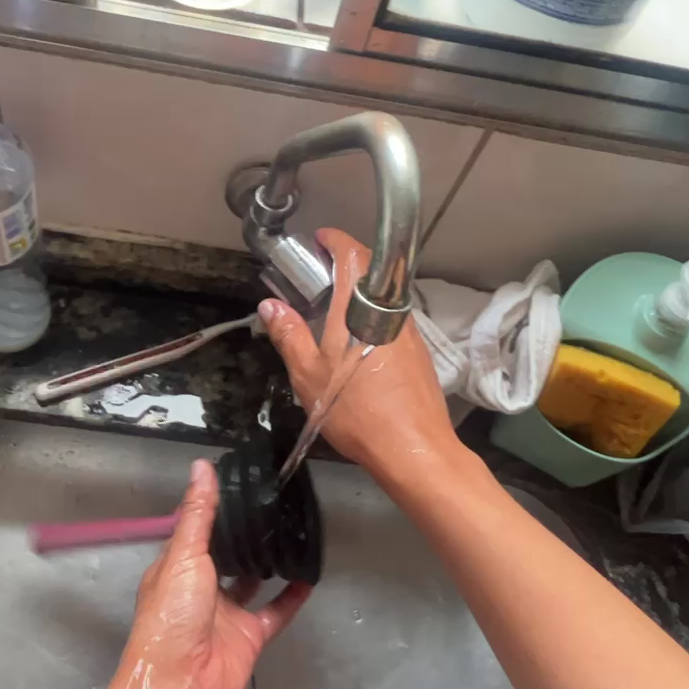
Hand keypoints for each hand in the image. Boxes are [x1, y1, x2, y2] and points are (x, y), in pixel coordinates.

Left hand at [124, 458, 310, 688]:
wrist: (181, 685)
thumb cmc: (172, 614)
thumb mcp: (184, 555)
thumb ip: (198, 512)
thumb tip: (201, 465)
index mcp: (176, 567)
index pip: (196, 529)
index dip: (213, 508)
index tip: (239, 483)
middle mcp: (200, 587)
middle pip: (224, 554)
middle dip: (242, 534)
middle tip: (271, 503)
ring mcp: (226, 612)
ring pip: (251, 580)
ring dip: (266, 561)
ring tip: (289, 531)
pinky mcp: (249, 635)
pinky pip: (275, 611)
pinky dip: (291, 596)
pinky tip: (308, 576)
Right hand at [260, 228, 458, 475]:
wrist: (412, 448)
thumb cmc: (356, 411)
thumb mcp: (308, 374)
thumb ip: (289, 334)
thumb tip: (271, 306)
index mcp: (358, 308)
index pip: (353, 253)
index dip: (336, 240)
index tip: (319, 241)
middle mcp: (388, 311)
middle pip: (370, 270)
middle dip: (344, 263)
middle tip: (316, 274)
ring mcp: (408, 330)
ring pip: (382, 295)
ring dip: (358, 290)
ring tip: (329, 308)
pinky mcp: (417, 351)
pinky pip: (391, 318)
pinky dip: (371, 314)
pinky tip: (354, 341)